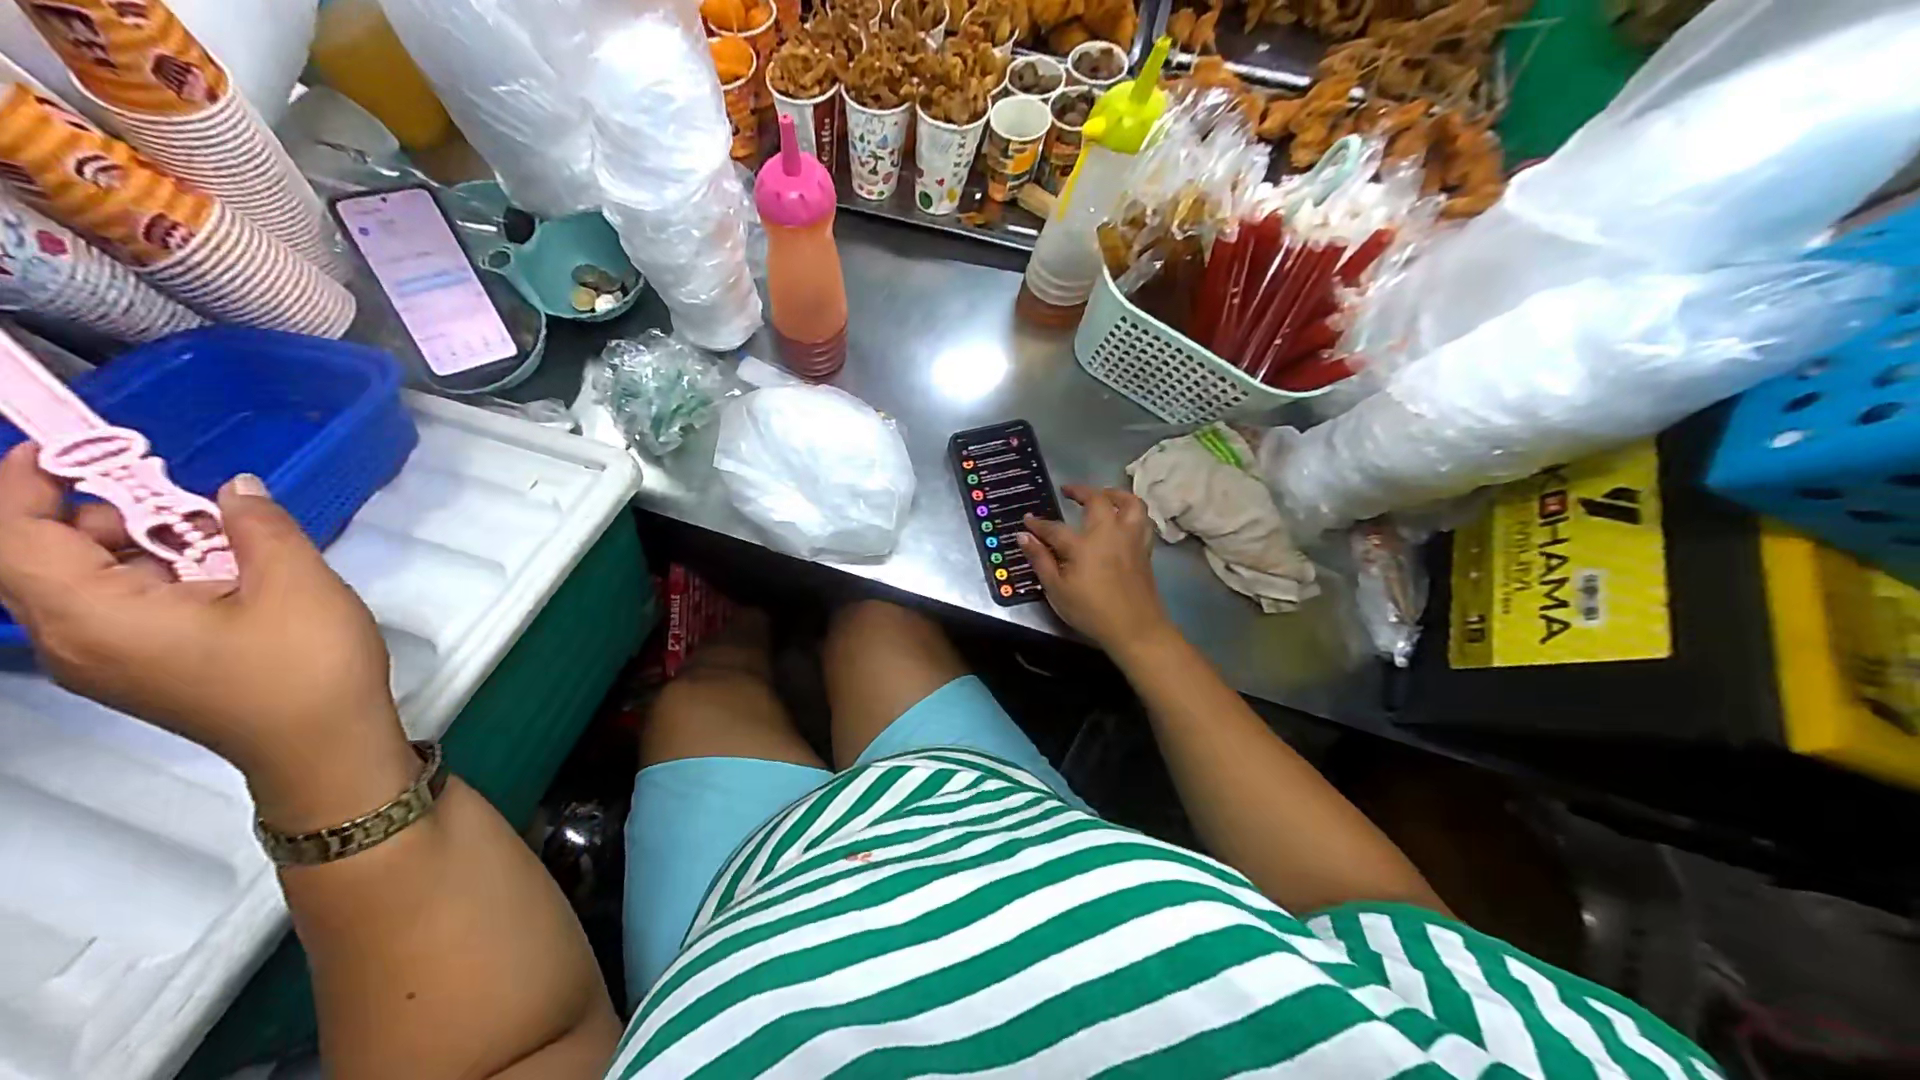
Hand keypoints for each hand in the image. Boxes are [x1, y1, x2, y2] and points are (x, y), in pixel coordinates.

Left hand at [0, 443, 415, 830]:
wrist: (326, 746)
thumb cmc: (306, 665)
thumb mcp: (297, 583)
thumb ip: (257, 527)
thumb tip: (234, 490)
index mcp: (94, 617)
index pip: (13, 538)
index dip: (23, 485)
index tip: (67, 447)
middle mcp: (74, 641)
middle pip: (42, 561)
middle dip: (102, 515)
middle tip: (184, 499)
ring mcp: (107, 662)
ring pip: (85, 585)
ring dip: (140, 548)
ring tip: (222, 540)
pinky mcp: (143, 671)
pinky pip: (118, 610)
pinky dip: (157, 578)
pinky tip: (225, 577)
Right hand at [1019, 484, 1173, 654]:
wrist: (1135, 628)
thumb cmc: (1091, 611)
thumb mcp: (1056, 589)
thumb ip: (1040, 560)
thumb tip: (1024, 536)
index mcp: (1083, 544)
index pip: (1055, 528)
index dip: (1039, 524)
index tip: (1028, 520)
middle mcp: (1109, 533)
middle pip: (1098, 500)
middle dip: (1081, 491)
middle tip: (1069, 491)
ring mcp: (1131, 539)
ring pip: (1130, 503)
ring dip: (1115, 494)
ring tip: (1104, 495)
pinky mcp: (1145, 549)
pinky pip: (1142, 520)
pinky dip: (1132, 513)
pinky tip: (1123, 520)